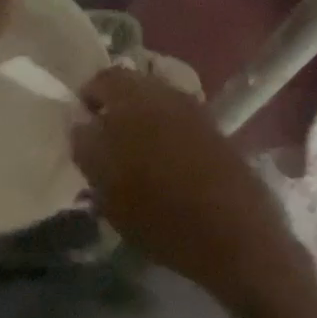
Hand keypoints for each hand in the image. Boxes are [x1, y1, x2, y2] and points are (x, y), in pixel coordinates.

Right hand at [71, 67, 316, 308]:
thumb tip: (82, 125)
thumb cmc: (158, 214)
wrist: (236, 236)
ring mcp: (196, 112)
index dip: (86, 102)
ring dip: (141, 124)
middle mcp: (167, 94)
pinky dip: (165, 137)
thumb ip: (87, 149)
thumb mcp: (105, 189)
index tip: (79, 130)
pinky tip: (162, 169)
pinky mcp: (218, 134)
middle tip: (102, 145)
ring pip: (156, 107)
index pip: (101, 80)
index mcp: (133, 99)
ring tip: (131, 160)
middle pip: (131, 90)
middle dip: (114, 111)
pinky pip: (179, 125)